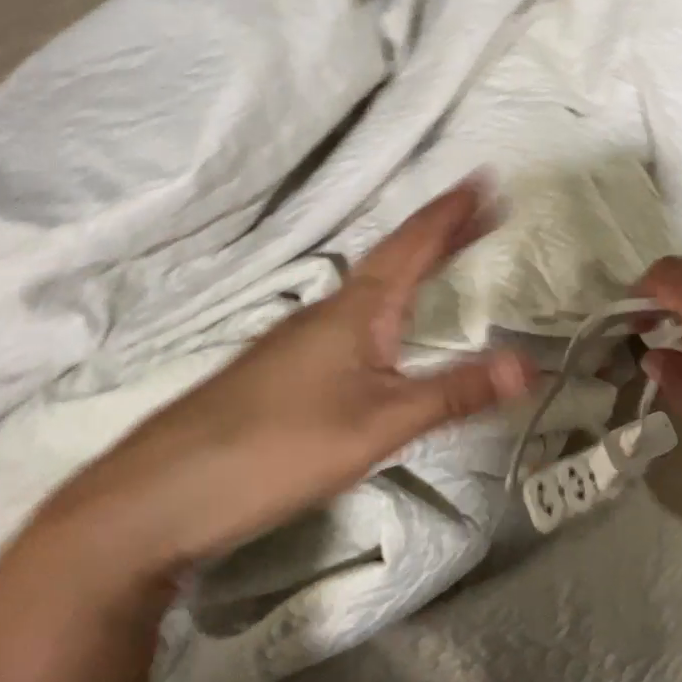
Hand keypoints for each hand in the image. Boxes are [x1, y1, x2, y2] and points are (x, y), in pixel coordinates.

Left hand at [35, 176, 537, 581]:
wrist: (149, 501)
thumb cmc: (273, 449)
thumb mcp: (379, 424)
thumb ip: (454, 393)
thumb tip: (532, 365)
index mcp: (355, 313)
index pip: (413, 248)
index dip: (451, 214)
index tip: (484, 179)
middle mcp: (327, 315)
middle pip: (394, 261)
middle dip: (441, 233)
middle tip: (482, 206)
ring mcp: (297, 343)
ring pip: (370, 288)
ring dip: (415, 263)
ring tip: (446, 253)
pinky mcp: (281, 374)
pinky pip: (353, 318)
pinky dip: (388, 300)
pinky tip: (385, 326)